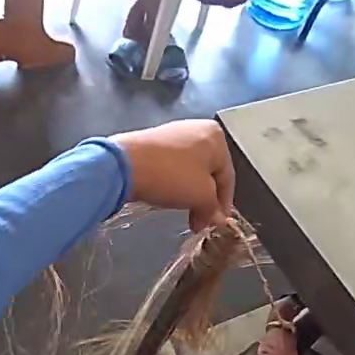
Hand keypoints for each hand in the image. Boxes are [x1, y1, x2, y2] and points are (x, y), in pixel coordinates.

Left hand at [113, 119, 235, 230]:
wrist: (126, 165)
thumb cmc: (173, 176)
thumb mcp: (202, 196)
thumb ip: (213, 209)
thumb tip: (218, 220)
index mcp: (215, 136)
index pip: (227, 176)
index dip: (224, 204)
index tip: (218, 224)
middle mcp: (197, 130)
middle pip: (208, 173)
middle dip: (206, 202)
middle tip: (201, 224)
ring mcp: (174, 135)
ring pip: (190, 172)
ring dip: (191, 197)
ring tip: (187, 217)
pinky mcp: (154, 143)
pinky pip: (172, 168)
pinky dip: (175, 185)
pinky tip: (170, 199)